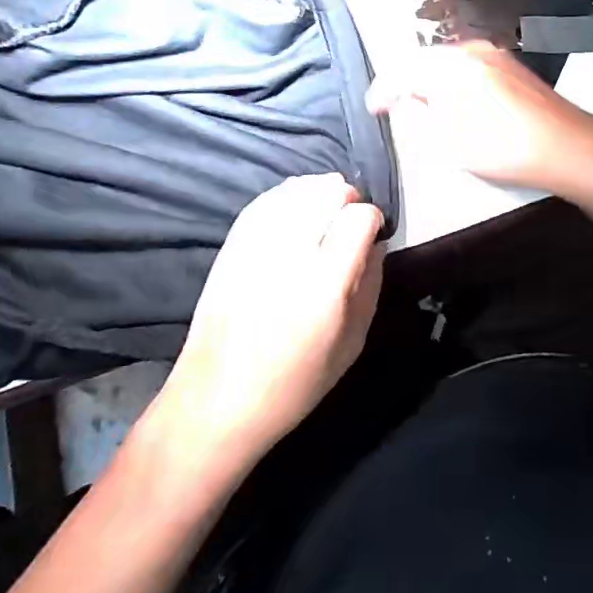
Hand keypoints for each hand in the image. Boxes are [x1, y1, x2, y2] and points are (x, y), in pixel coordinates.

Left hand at [144, 175, 383, 467]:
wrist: (216, 402)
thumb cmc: (294, 384)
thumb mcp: (352, 344)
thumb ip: (370, 286)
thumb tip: (375, 245)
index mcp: (324, 285)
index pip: (358, 218)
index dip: (373, 219)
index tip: (374, 234)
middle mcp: (289, 256)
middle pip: (327, 193)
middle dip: (347, 199)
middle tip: (351, 222)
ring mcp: (254, 247)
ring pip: (296, 190)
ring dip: (319, 192)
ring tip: (327, 210)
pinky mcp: (230, 247)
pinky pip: (265, 201)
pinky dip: (288, 195)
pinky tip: (297, 206)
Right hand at [365, 42, 592, 200]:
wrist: (569, 147)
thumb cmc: (508, 148)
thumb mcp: (453, 142)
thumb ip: (422, 116)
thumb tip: (406, 100)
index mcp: (454, 66)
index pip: (405, 69)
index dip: (384, 89)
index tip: (374, 106)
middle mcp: (475, 51)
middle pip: (426, 60)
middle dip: (406, 81)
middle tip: (393, 105)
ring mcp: (496, 56)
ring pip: (448, 63)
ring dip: (430, 81)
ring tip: (420, 107)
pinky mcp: (511, 67)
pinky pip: (469, 67)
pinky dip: (453, 82)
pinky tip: (454, 102)